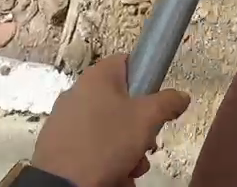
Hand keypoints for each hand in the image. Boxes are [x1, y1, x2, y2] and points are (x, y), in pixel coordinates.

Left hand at [33, 54, 190, 186]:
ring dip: (124, 149)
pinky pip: (88, 147)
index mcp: (97, 76)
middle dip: (138, 128)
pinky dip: (102, 161)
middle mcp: (77, 92)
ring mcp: (63, 121)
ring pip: (106, 129)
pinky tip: (112, 177)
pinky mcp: (54, 148)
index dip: (146, 80)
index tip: (154, 106)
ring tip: (130, 169)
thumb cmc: (107, 142)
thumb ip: (169, 102)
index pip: (129, 62)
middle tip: (146, 146)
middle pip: (120, 102)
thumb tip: (182, 97)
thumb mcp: (148, 119)